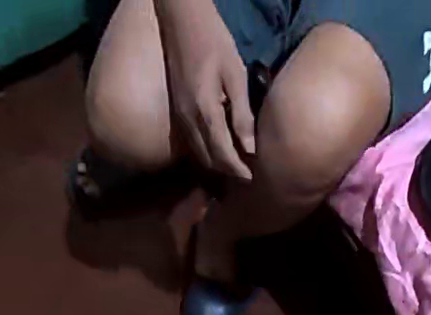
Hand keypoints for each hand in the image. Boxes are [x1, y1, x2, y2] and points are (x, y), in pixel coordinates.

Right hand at [155, 0, 254, 179]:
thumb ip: (242, 113)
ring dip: (217, 165)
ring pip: (199, 155)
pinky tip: (220, 151)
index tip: (252, 178)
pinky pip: (193, 144)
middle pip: (210, 160)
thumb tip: (251, 148)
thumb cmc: (213, 41)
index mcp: (205, 110)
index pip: (222, 153)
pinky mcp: (178, 113)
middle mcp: (189, 119)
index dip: (237, 169)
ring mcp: (181, 118)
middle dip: (228, 171)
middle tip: (247, 174)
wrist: (180, 19)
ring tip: (236, 166)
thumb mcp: (235, 74)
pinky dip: (207, 154)